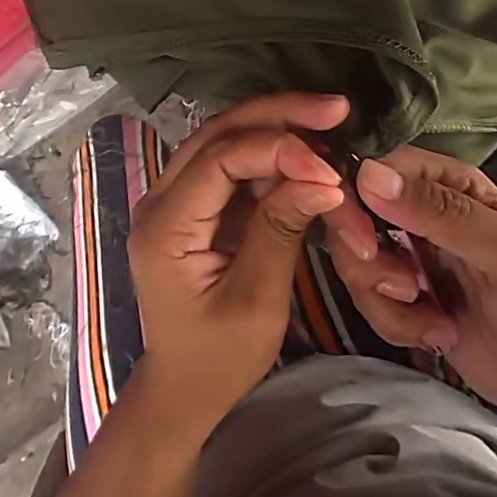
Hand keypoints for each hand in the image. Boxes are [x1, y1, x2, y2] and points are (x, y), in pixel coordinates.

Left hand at [126, 94, 348, 429]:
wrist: (184, 389)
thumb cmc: (217, 359)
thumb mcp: (256, 301)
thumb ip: (281, 230)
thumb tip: (325, 179)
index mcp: (165, 226)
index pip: (218, 159)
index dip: (275, 151)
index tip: (328, 168)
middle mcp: (162, 198)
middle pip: (219, 133)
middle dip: (278, 116)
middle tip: (335, 108)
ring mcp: (177, 197)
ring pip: (228, 139)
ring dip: (279, 129)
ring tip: (330, 122)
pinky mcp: (198, 204)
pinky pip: (236, 163)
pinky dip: (275, 156)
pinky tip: (310, 153)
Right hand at [320, 146, 496, 418]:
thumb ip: (443, 213)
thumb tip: (369, 174)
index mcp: (448, 182)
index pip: (376, 164)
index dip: (353, 195)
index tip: (363, 240)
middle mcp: (418, 208)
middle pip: (351, 209)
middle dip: (364, 255)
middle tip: (404, 288)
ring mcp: (406, 252)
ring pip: (353, 256)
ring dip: (384, 296)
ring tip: (433, 320)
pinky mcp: (400, 294)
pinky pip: (363, 296)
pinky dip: (392, 322)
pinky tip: (436, 335)